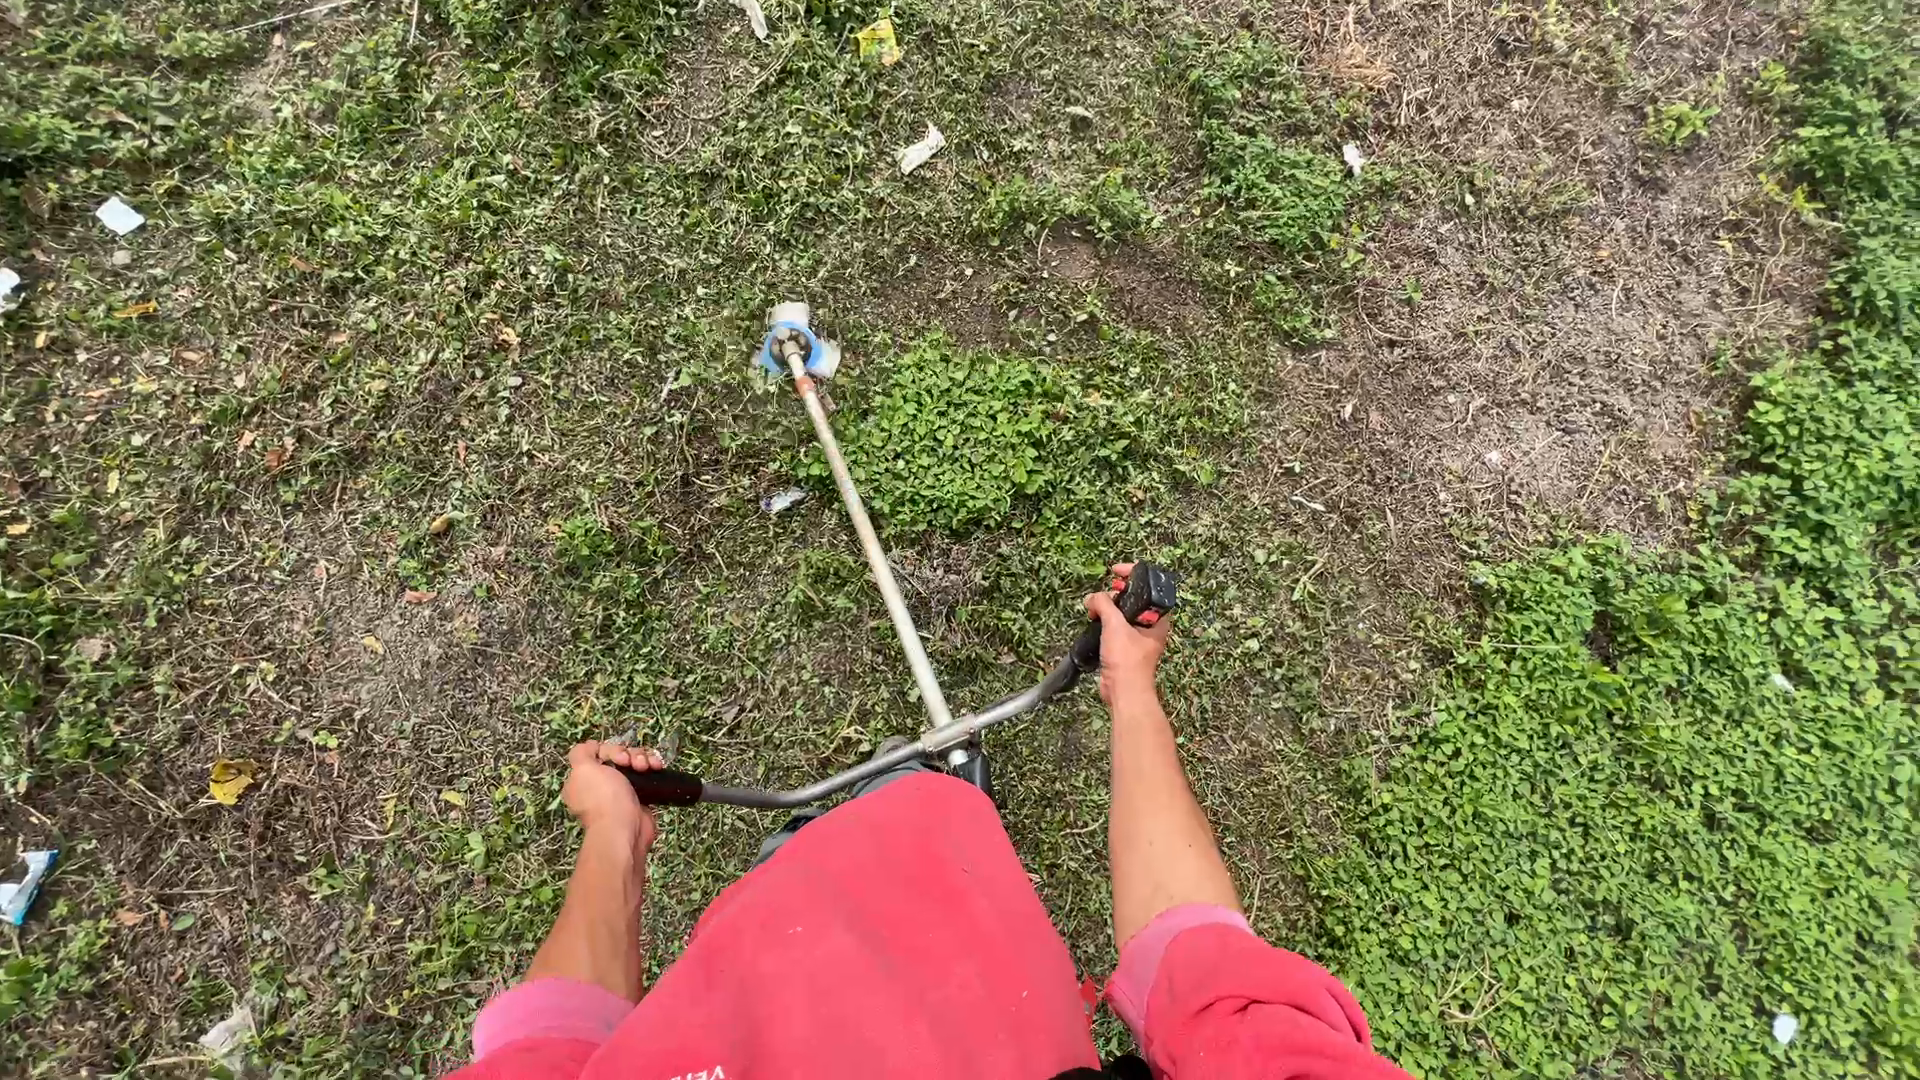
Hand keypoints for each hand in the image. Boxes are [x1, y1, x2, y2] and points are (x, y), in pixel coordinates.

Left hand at [562, 741, 664, 854]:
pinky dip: (651, 767)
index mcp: (582, 779)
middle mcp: (599, 784)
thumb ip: (580, 754)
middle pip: (617, 755)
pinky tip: (656, 767)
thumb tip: (589, 746)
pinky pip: (645, 772)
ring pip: (633, 761)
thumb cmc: (604, 798)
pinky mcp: (638, 794)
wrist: (625, 827)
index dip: (610, 751)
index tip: (618, 759)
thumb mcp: (582, 770)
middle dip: (629, 754)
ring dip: (642, 758)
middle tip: (635, 764)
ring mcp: (619, 790)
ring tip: (648, 767)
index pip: (597, 752)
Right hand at [1084, 562, 1170, 704]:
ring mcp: (1136, 636)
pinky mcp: (1124, 647)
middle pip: (1132, 598)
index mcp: (1157, 618)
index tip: (1116, 571)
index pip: (1149, 587)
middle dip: (1115, 594)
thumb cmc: (1127, 660)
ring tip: (1094, 610)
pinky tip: (1094, 622)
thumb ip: (1104, 604)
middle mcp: (1149, 625)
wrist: (1123, 691)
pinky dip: (1103, 622)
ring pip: (1121, 613)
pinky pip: (1113, 627)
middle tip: (1103, 596)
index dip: (1132, 575)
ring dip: (1106, 609)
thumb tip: (1093, 598)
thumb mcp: (1115, 625)